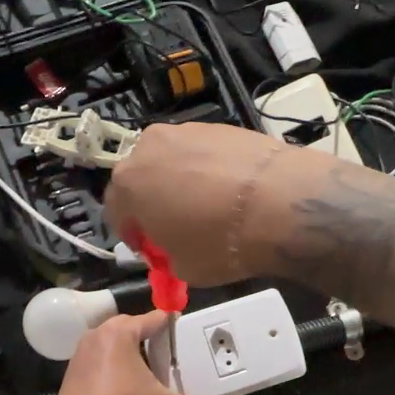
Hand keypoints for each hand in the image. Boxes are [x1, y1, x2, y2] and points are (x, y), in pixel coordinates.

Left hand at [51, 311, 216, 394]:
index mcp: (121, 333)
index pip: (151, 319)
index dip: (168, 321)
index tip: (179, 324)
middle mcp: (98, 335)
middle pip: (126, 326)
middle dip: (144, 335)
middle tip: (161, 348)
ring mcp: (80, 352)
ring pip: (108, 342)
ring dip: (124, 350)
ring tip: (141, 367)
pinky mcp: (71, 371)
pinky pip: (95, 359)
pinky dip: (108, 365)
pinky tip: (118, 384)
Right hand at [106, 123, 317, 286]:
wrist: (278, 203)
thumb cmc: (220, 242)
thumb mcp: (184, 268)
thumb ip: (168, 258)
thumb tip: (173, 251)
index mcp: (128, 184)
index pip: (116, 211)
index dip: (133, 235)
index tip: (150, 250)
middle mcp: (149, 148)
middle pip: (142, 179)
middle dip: (154, 204)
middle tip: (177, 227)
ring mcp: (186, 130)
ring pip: (173, 161)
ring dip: (181, 183)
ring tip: (208, 209)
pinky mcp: (220, 125)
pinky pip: (204, 153)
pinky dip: (209, 171)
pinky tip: (230, 192)